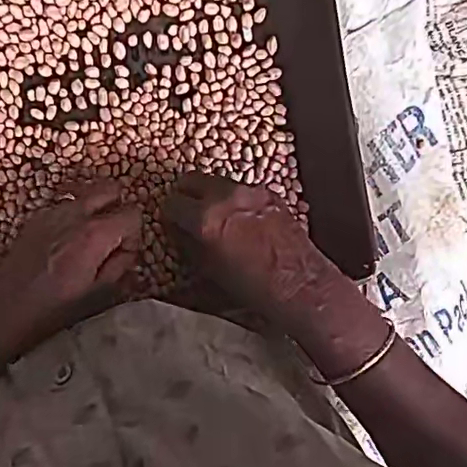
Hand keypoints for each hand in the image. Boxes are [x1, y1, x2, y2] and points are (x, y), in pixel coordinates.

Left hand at [0, 178, 142, 354]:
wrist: (4, 310)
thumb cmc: (52, 309)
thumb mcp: (98, 294)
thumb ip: (120, 266)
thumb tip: (127, 252)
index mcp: (95, 234)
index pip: (133, 213)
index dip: (134, 235)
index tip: (124, 255)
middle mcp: (74, 214)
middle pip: (110, 189)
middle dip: (118, 208)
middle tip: (113, 239)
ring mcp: (51, 213)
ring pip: (86, 194)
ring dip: (96, 211)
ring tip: (90, 244)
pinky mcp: (35, 219)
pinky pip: (64, 205)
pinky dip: (74, 217)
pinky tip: (67, 246)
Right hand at [163, 173, 385, 371]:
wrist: (299, 285)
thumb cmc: (252, 287)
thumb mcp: (210, 270)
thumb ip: (190, 245)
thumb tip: (181, 233)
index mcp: (205, 218)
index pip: (172, 203)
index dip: (167, 214)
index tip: (169, 222)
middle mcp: (226, 197)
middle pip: (191, 179)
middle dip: (184, 194)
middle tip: (184, 210)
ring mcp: (251, 192)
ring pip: (218, 182)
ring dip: (210, 195)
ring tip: (212, 217)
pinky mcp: (270, 195)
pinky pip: (242, 190)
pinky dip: (234, 200)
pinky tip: (239, 219)